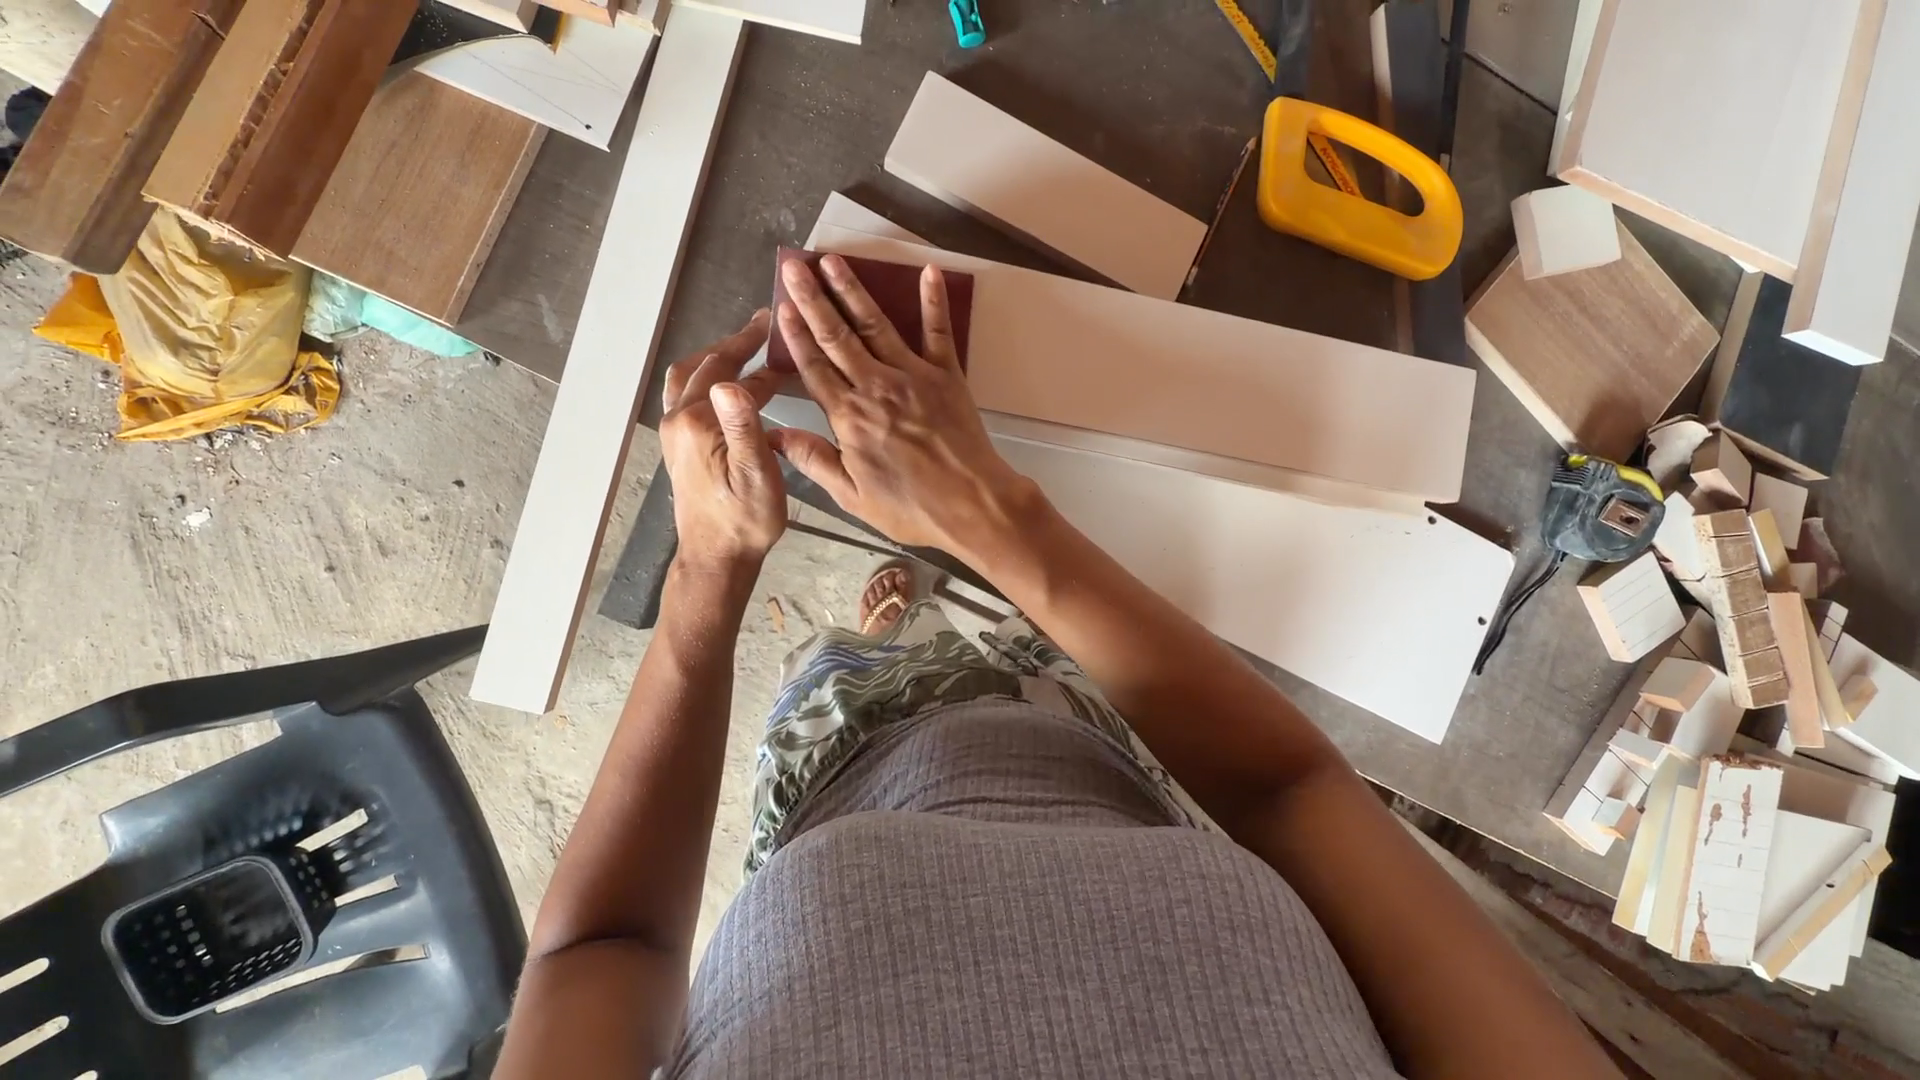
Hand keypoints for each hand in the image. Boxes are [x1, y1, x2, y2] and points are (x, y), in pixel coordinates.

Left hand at [658, 310, 785, 573]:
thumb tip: (731, 381)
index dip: (760, 356)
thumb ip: (743, 425)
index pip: (731, 374)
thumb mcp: (755, 474)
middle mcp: (677, 421)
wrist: (716, 558)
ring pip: (686, 379)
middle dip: (734, 345)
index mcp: (697, 423)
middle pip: (703, 367)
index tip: (783, 335)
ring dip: (713, 358)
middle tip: (763, 329)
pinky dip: (704, 379)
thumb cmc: (745, 519)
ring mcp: (673, 434)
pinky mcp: (677, 447)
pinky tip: (725, 386)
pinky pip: (684, 397)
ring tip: (743, 349)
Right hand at [768, 254, 1037, 560]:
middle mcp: (877, 387)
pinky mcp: (947, 376)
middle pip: (837, 337)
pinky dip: (934, 301)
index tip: (781, 307)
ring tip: (833, 261)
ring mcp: (914, 376)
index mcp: (850, 417)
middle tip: (796, 267)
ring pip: (877, 325)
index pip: (814, 367)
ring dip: (853, 291)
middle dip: (813, 299)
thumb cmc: (911, 508)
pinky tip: (929, 272)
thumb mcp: (852, 496)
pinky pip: (939, 332)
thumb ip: (814, 460)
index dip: (796, 335)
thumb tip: (776, 436)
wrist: (972, 503)